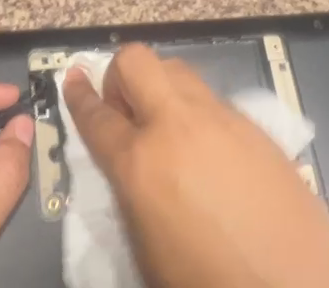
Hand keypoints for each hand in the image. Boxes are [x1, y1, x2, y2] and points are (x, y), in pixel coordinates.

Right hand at [64, 44, 328, 287]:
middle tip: (126, 112)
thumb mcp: (145, 249)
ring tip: (168, 128)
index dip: (78, 95)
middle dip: (120, 77)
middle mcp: (177, 126)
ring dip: (161, 88)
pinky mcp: (256, 127)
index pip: (95, 115)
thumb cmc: (209, 281)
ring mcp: (220, 120)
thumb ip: (129, 194)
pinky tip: (211, 152)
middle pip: (135, 62)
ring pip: (177, 70)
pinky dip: (198, 112)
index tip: (72, 79)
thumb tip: (128, 167)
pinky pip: (213, 100)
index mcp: (140, 163)